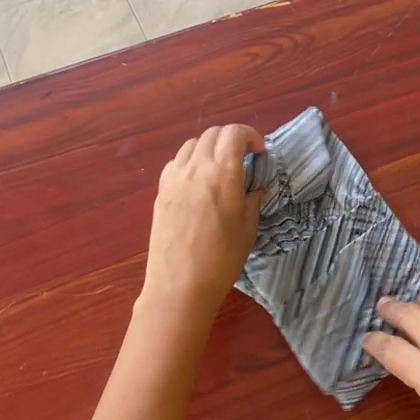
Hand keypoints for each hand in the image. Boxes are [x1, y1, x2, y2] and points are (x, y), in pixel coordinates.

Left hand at [140, 124, 265, 315]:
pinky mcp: (160, 190)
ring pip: (192, 144)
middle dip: (232, 139)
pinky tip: (197, 181)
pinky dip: (190, 161)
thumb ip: (252, 200)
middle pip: (213, 133)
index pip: (234, 133)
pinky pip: (176, 162)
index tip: (259, 151)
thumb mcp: (248, 229)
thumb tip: (255, 187)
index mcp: (222, 174)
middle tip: (243, 156)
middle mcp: (196, 167)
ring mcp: (174, 177)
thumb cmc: (221, 260)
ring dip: (210, 147)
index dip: (250, 135)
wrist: (179, 286)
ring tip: (219, 167)